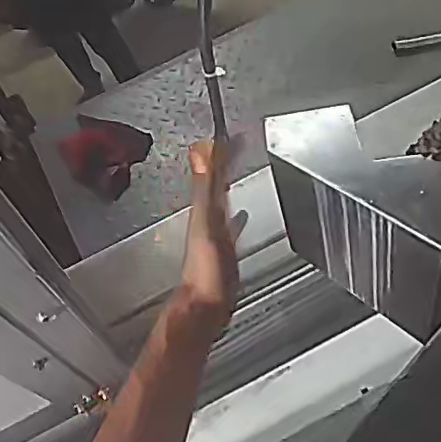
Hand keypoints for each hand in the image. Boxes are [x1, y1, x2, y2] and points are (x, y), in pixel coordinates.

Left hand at [172, 138, 242, 334]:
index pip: (212, 172)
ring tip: (239, 173)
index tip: (232, 135)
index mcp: (203, 209)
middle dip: (226, 164)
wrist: (205, 306)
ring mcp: (215, 235)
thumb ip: (204, 187)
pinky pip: (231, 226)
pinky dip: (236, 217)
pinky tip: (241, 217)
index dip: (222, 153)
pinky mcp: (224, 251)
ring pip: (223, 201)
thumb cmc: (206, 269)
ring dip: (230, 186)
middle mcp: (207, 219)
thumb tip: (199, 152)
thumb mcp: (206, 222)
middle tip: (237, 147)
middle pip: (217, 184)